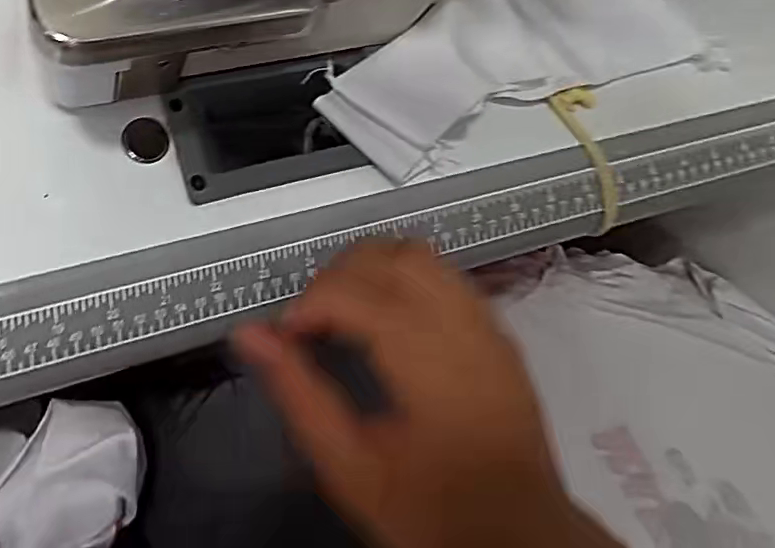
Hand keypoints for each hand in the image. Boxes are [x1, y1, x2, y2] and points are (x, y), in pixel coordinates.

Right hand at [232, 240, 619, 547]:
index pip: (353, 292)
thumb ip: (296, 394)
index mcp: (427, 361)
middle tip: (312, 319)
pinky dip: (402, 273)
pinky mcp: (497, 332)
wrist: (524, 544)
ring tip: (344, 305)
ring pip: (417, 254)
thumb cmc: (433, 510)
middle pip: (385, 258)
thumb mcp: (350, 467)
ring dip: (369, 265)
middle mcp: (462, 329)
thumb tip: (250, 335)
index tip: (286, 335)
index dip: (307, 305)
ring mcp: (485, 326)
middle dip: (335, 276)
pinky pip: (443, 273)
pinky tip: (385, 309)